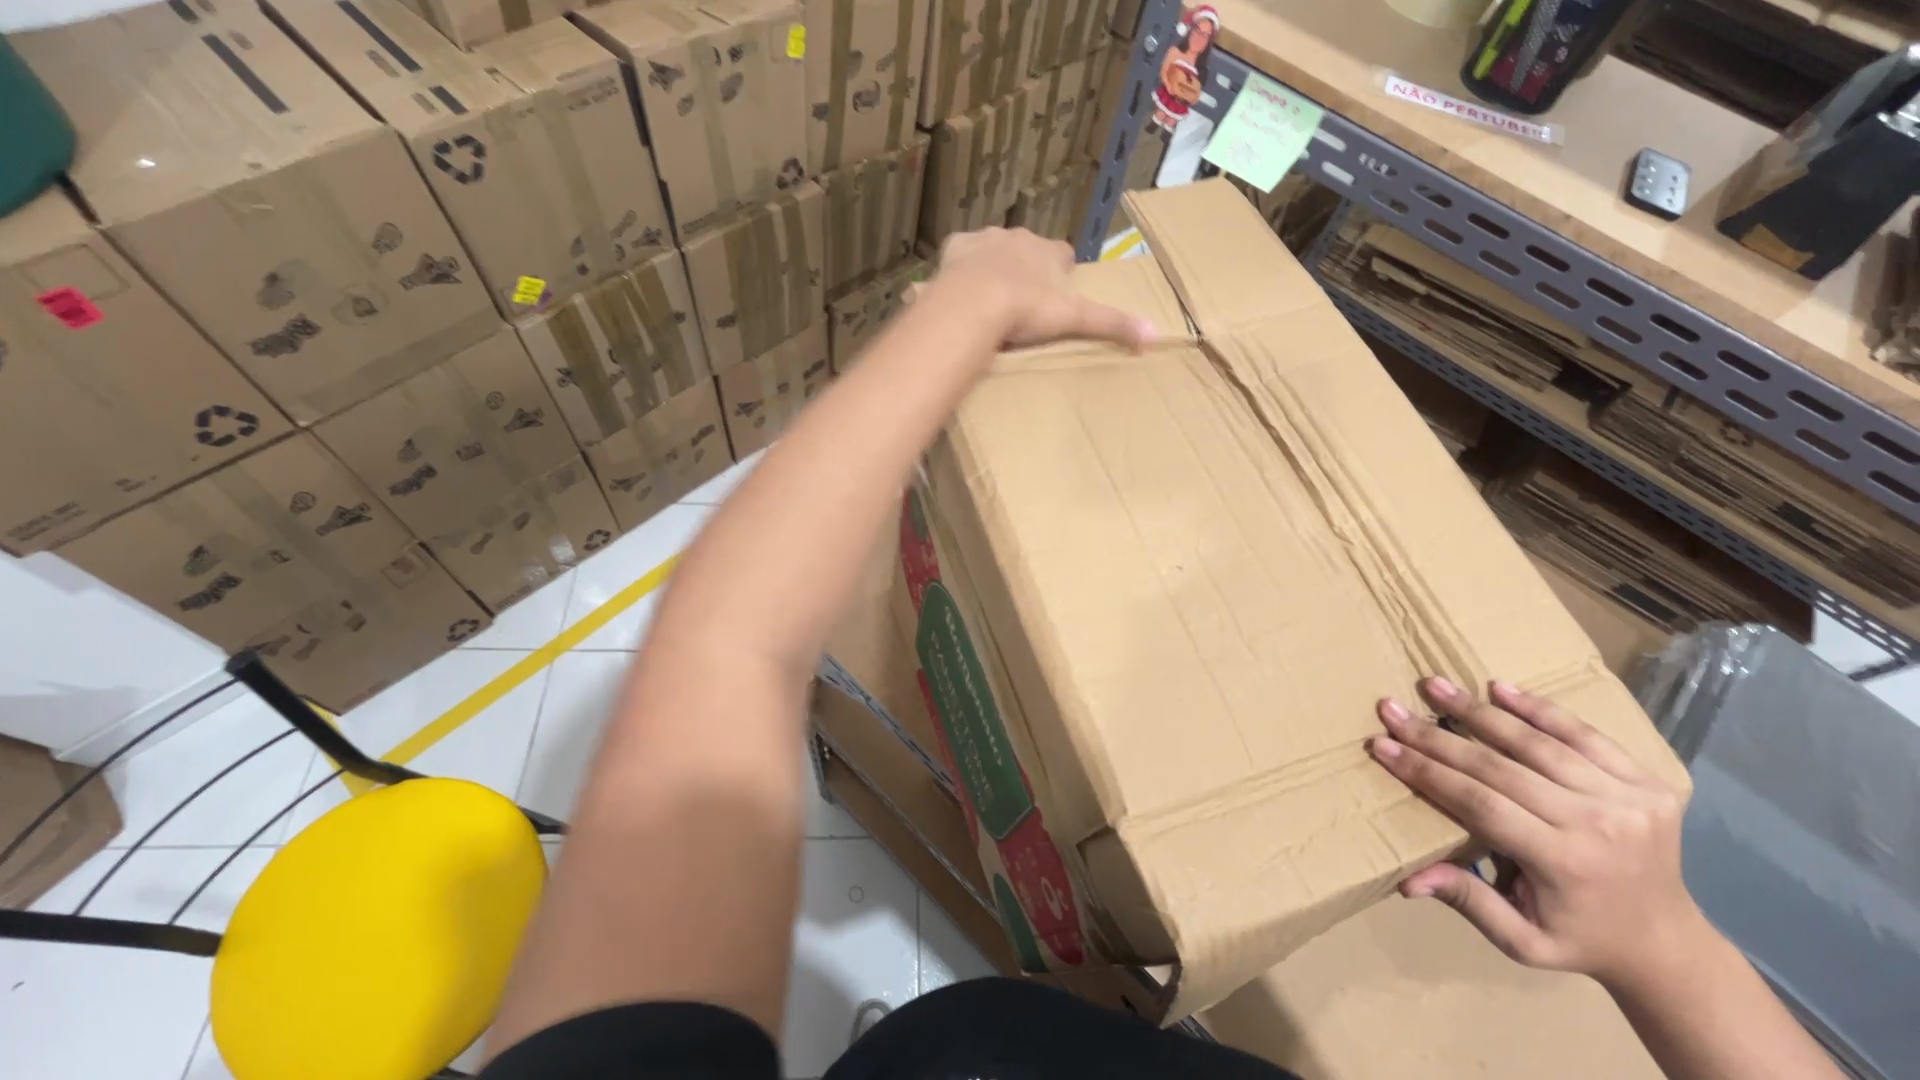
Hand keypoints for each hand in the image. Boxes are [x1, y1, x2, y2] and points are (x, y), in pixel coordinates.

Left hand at [931, 227, 1154, 352]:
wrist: (972, 303)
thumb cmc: (1027, 310)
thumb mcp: (1073, 319)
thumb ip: (1110, 323)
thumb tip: (1154, 334)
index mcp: (1048, 250)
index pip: (1063, 255)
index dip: (1061, 274)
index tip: (1055, 298)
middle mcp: (1018, 236)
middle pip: (1028, 250)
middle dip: (1026, 269)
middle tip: (1020, 303)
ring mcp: (984, 239)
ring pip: (993, 248)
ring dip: (993, 267)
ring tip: (989, 300)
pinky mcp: (954, 247)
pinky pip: (961, 253)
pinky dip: (962, 268)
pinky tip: (960, 290)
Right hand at [1370, 678, 1706, 988]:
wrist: (1667, 942)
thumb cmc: (1580, 939)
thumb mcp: (1521, 940)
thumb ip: (1468, 901)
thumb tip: (1408, 881)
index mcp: (1563, 862)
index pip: (1479, 803)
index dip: (1427, 772)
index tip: (1383, 746)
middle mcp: (1598, 824)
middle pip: (1500, 767)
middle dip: (1437, 735)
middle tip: (1393, 709)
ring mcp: (1628, 799)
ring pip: (1539, 743)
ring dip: (1480, 710)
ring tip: (1435, 685)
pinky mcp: (1648, 782)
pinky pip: (1585, 735)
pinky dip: (1540, 709)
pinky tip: (1501, 688)